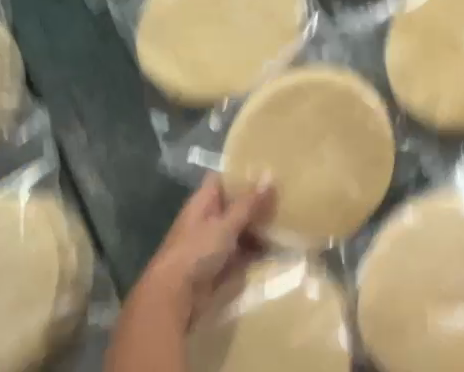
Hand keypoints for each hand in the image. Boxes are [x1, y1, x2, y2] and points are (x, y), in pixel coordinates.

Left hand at [137, 174, 276, 322]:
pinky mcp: (220, 264)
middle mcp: (208, 219)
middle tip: (288, 191)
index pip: (222, 178)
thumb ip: (248, 202)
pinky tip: (279, 245)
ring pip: (242, 227)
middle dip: (258, 199)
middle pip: (235, 203)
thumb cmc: (196, 252)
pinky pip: (244, 250)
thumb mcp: (225, 224)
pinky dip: (258, 248)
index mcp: (203, 203)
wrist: (173, 298)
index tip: (269, 165)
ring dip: (260, 225)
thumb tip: (270, 173)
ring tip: (290, 217)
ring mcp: (214, 242)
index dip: (242, 170)